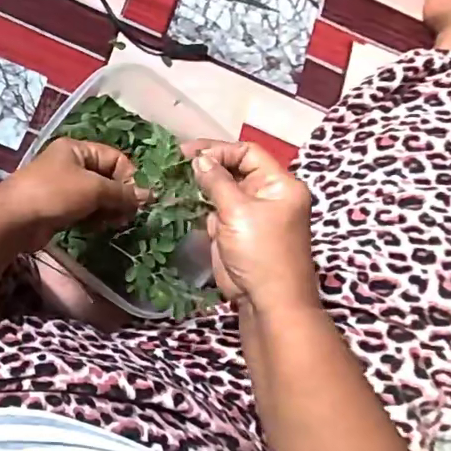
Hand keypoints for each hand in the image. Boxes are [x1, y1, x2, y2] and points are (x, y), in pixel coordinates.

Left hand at [0, 137, 145, 249]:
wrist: (14, 219)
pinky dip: (94, 218)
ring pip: (97, 196)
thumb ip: (122, 192)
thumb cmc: (54, 194)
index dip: (129, 177)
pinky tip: (96, 228)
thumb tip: (149, 195)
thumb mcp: (93, 188)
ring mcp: (63, 187)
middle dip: (120, 196)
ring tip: (113, 223)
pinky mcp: (59, 208)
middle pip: (107, 178)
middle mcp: (70, 164)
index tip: (138, 200)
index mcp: (76, 149)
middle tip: (127, 216)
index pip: (115, 158)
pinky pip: (85, 210)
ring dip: (108, 209)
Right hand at [185, 140, 318, 310]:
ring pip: (221, 187)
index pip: (247, 153)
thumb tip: (199, 159)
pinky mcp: (233, 228)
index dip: (218, 150)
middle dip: (205, 164)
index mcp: (279, 185)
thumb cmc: (260, 251)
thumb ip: (217, 181)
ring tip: (171, 177)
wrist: (266, 300)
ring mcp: (249, 212)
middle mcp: (266, 194)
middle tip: (174, 162)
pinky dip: (197, 202)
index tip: (187, 153)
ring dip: (198, 183)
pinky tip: (177, 197)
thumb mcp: (238, 211)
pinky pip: (214, 207)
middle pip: (234, 168)